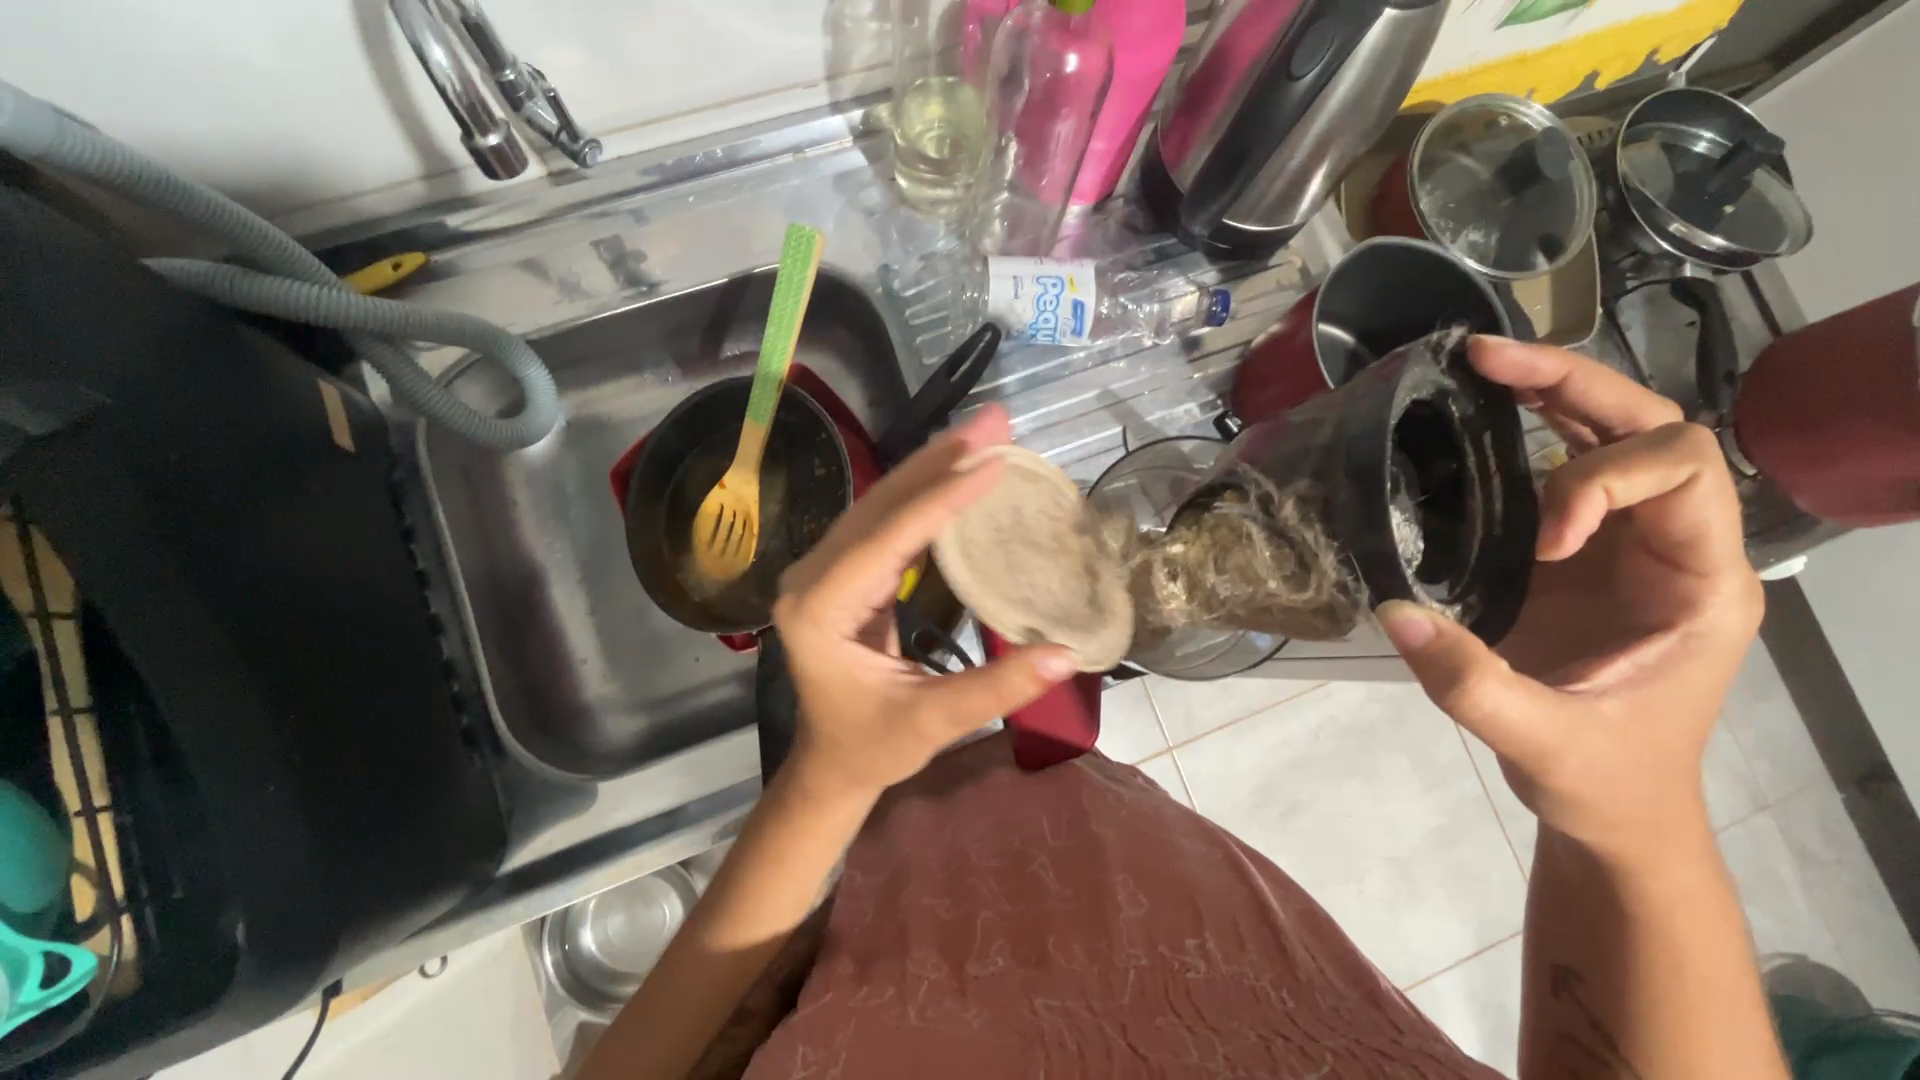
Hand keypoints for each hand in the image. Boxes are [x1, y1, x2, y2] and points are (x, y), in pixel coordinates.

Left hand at [772, 406, 1077, 799]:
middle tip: (996, 420)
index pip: (887, 540)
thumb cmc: (873, 747)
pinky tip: (958, 468)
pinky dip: (924, 492)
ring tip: (986, 431)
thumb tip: (1068, 655)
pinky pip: (885, 520)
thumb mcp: (933, 723)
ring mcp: (824, 569)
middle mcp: (813, 576)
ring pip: (881, 502)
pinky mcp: (843, 571)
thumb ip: (995, 688)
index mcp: (821, 610)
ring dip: (933, 464)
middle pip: (880, 504)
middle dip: (940, 459)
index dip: (942, 499)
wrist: (832, 761)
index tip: (993, 462)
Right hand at [1378, 338, 1762, 861]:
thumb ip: (1470, 683)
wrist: (1615, 808)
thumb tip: (1393, 611)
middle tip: (1487, 359)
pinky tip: (1476, 417)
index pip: (1683, 474)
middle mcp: (1676, 548)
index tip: (1541, 543)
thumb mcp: (1541, 742)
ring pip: (1611, 438)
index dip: (1602, 483)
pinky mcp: (1580, 556)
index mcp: (1700, 584)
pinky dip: (1523, 435)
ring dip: (1549, 394)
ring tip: (1478, 365)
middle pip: (1652, 429)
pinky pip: (1563, 472)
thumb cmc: (1601, 779)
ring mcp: (1628, 547)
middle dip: (1573, 386)